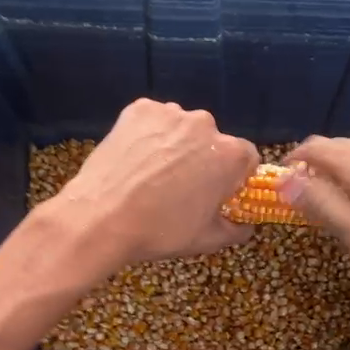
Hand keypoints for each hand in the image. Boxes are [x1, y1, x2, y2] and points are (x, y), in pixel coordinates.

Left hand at [47, 99, 258, 273]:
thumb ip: (236, 230)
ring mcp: (170, 113)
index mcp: (230, 155)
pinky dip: (151, 137)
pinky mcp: (139, 109)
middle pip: (214, 141)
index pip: (247, 158)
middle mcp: (205, 124)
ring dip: (178, 147)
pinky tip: (138, 162)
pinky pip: (155, 122)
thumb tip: (245, 225)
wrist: (102, 218)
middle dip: (205, 160)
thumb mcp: (207, 240)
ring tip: (155, 176)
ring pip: (183, 130)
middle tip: (183, 188)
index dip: (235, 178)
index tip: (219, 193)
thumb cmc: (162, 230)